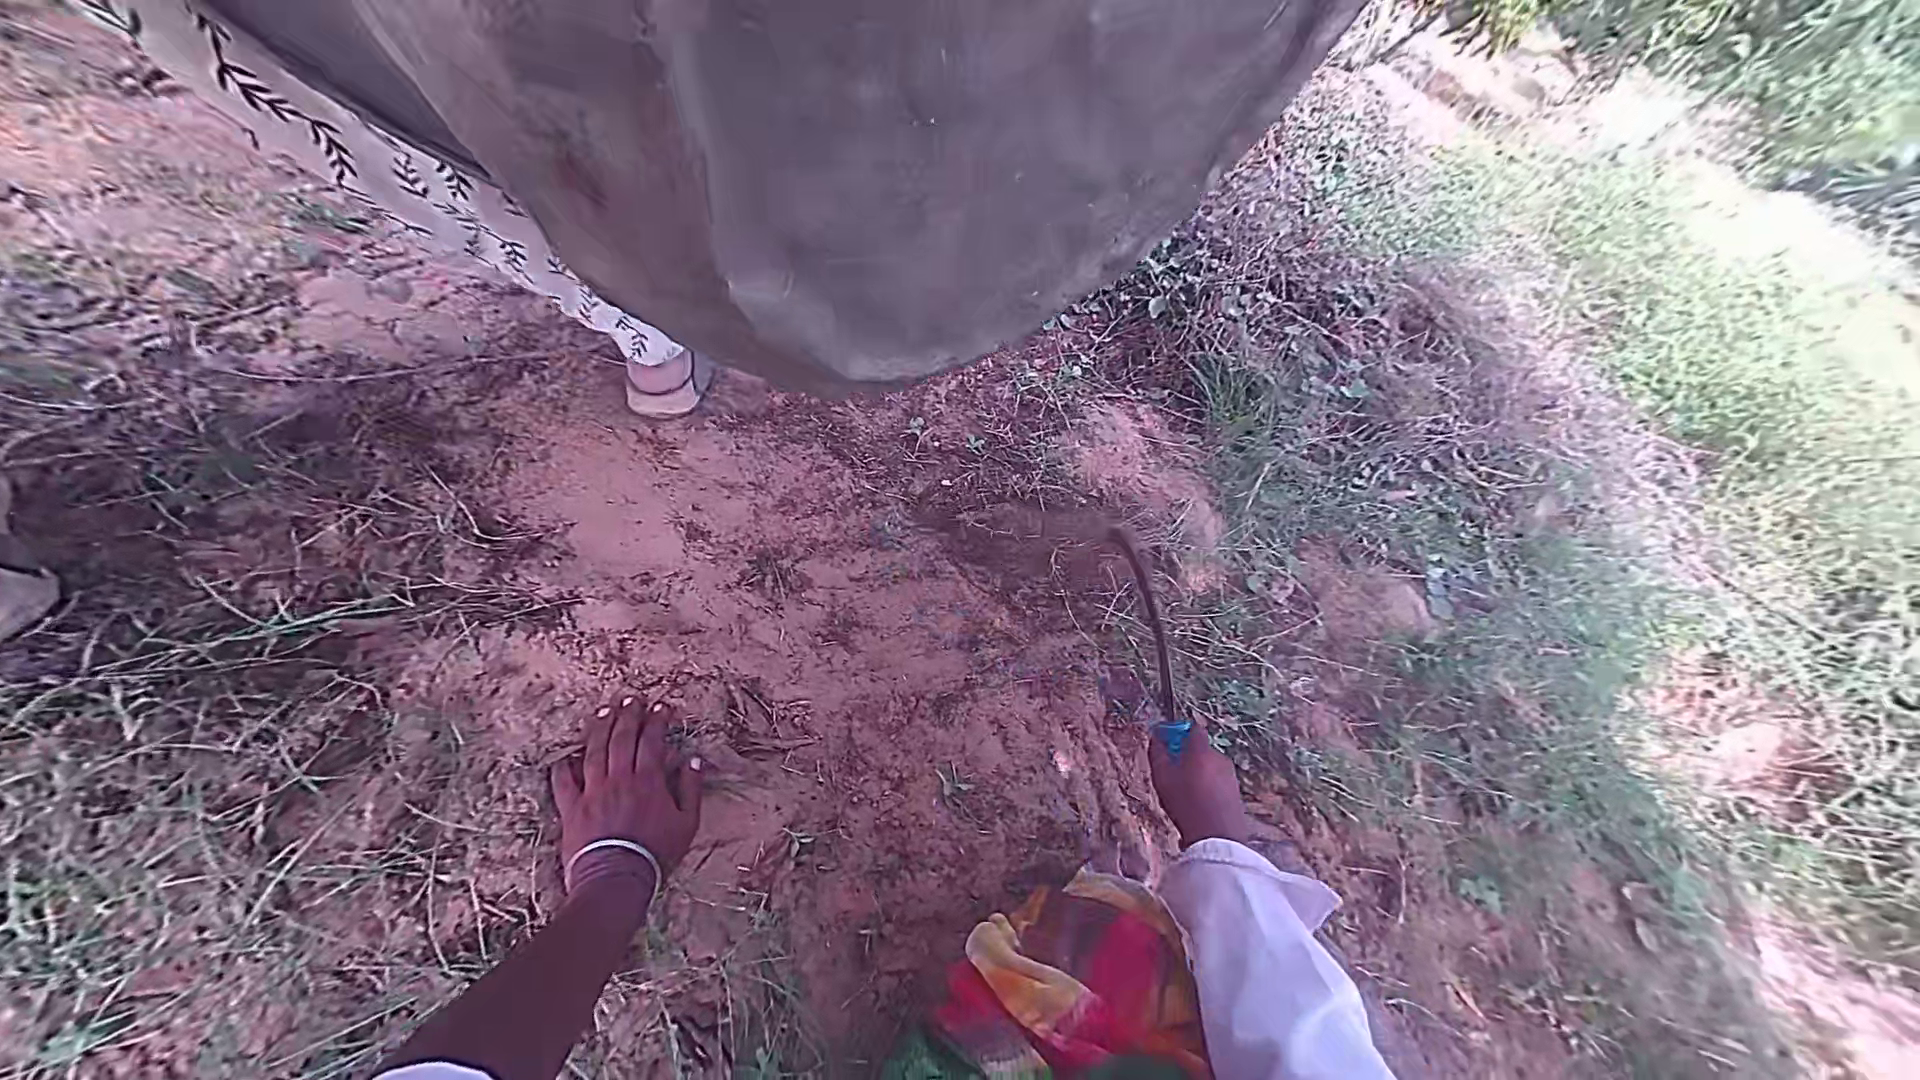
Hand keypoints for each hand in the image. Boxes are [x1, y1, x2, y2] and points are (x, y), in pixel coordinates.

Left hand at [551, 696, 703, 897]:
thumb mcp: (687, 822)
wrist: (615, 881)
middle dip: (628, 716)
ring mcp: (593, 793)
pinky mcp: (572, 810)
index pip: (652, 741)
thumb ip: (691, 789)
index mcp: (648, 781)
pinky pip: (563, 783)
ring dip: (599, 729)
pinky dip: (563, 767)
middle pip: (622, 739)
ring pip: (594, 752)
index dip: (657, 721)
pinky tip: (565, 756)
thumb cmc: (656, 853)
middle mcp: (619, 780)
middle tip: (631, 699)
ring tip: (604, 712)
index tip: (661, 706)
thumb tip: (693, 761)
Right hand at [1148, 716, 1252, 848]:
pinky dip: (1207, 785)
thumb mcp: (1162, 776)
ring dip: (1197, 771)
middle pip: (1201, 749)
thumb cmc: (1185, 803)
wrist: (1217, 838)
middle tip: (1172, 768)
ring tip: (1183, 789)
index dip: (1179, 731)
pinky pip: (1218, 781)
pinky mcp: (1236, 793)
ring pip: (1210, 766)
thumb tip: (1156, 737)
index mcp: (1201, 750)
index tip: (1167, 740)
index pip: (1193, 728)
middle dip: (1186, 754)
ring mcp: (1231, 776)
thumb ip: (1158, 752)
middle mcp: (1220, 759)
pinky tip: (1197, 801)